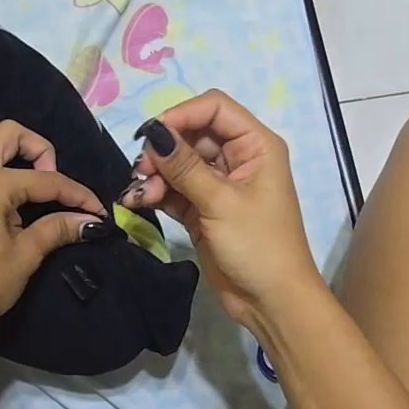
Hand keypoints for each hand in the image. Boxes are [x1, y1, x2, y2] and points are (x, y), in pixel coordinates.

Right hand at [123, 90, 322, 327]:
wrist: (271, 301)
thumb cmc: (257, 246)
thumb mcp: (220, 203)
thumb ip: (185, 167)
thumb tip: (154, 133)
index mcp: (256, 146)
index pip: (215, 108)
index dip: (182, 114)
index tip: (152, 136)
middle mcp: (238, 159)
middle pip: (192, 134)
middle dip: (164, 150)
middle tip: (141, 172)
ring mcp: (220, 185)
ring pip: (179, 164)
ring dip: (156, 174)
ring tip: (139, 194)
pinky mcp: (204, 210)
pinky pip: (175, 190)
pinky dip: (157, 193)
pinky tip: (137, 202)